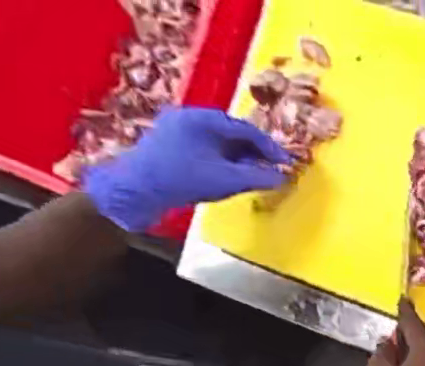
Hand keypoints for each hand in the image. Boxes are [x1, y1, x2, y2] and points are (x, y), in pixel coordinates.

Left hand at [81, 107, 291, 231]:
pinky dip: (225, 160)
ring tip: (257, 174)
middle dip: (256, 151)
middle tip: (274, 169)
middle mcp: (189, 117)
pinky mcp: (172, 144)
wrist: (137, 189)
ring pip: (219, 141)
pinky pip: (207, 147)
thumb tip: (283, 178)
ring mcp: (178, 129)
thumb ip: (258, 178)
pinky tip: (234, 175)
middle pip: (232, 132)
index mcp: (202, 118)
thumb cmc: (183, 179)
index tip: (287, 162)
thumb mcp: (227, 180)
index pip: (245, 128)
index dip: (269, 146)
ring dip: (241, 157)